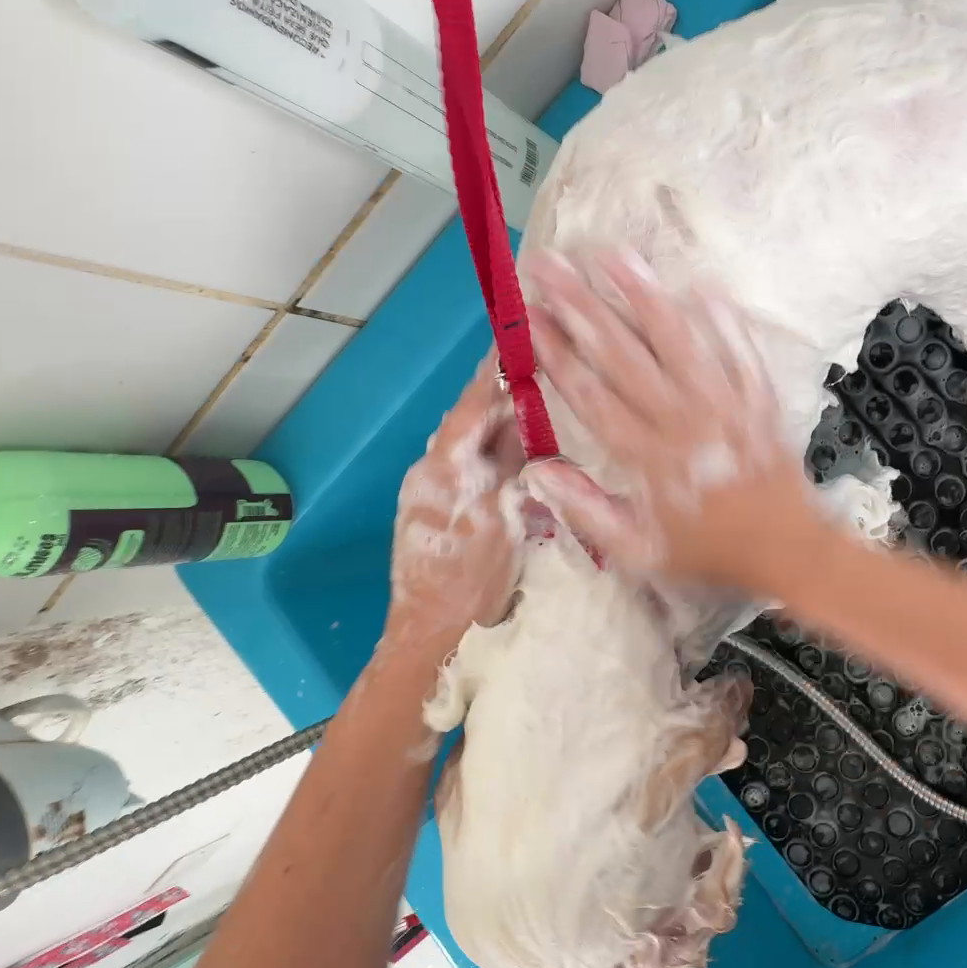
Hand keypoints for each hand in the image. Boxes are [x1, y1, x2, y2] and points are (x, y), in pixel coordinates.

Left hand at [387, 357, 534, 648]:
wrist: (433, 631)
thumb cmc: (474, 581)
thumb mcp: (506, 522)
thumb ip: (518, 473)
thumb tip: (536, 435)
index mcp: (444, 469)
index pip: (472, 406)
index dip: (493, 371)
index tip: (514, 336)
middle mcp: (430, 472)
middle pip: (468, 420)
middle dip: (500, 392)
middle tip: (535, 366)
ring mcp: (430, 491)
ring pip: (469, 444)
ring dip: (499, 423)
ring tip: (534, 404)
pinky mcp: (436, 510)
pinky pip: (469, 467)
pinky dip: (495, 452)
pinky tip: (521, 455)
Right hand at [519, 249, 824, 589]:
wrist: (788, 549)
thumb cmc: (712, 552)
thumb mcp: (642, 551)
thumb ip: (589, 511)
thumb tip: (538, 472)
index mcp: (648, 458)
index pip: (591, 395)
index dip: (555, 353)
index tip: (527, 316)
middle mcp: (684, 422)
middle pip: (625, 356)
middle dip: (582, 308)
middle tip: (550, 265)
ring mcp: (726, 406)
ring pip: (681, 342)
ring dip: (645, 296)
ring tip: (614, 254)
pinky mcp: (760, 400)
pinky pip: (741, 353)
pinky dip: (724, 321)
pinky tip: (703, 286)